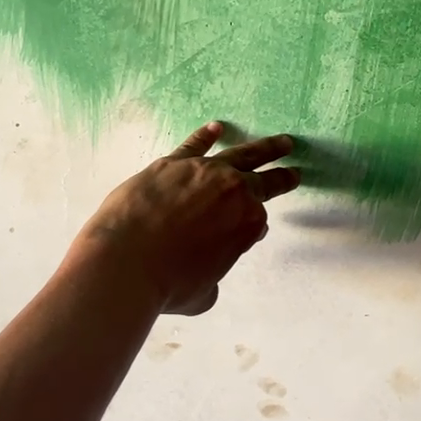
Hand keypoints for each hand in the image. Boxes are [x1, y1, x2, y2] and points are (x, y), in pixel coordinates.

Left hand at [68, 123, 299, 315]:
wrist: (126, 263)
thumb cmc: (167, 285)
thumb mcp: (202, 292)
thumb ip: (211, 275)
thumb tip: (204, 269)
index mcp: (247, 224)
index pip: (257, 221)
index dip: (254, 226)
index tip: (254, 229)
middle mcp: (234, 192)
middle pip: (263, 180)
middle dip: (281, 175)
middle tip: (294, 170)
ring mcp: (205, 172)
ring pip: (241, 154)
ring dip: (263, 149)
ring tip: (280, 142)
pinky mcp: (173, 162)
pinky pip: (195, 144)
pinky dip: (206, 135)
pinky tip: (215, 128)